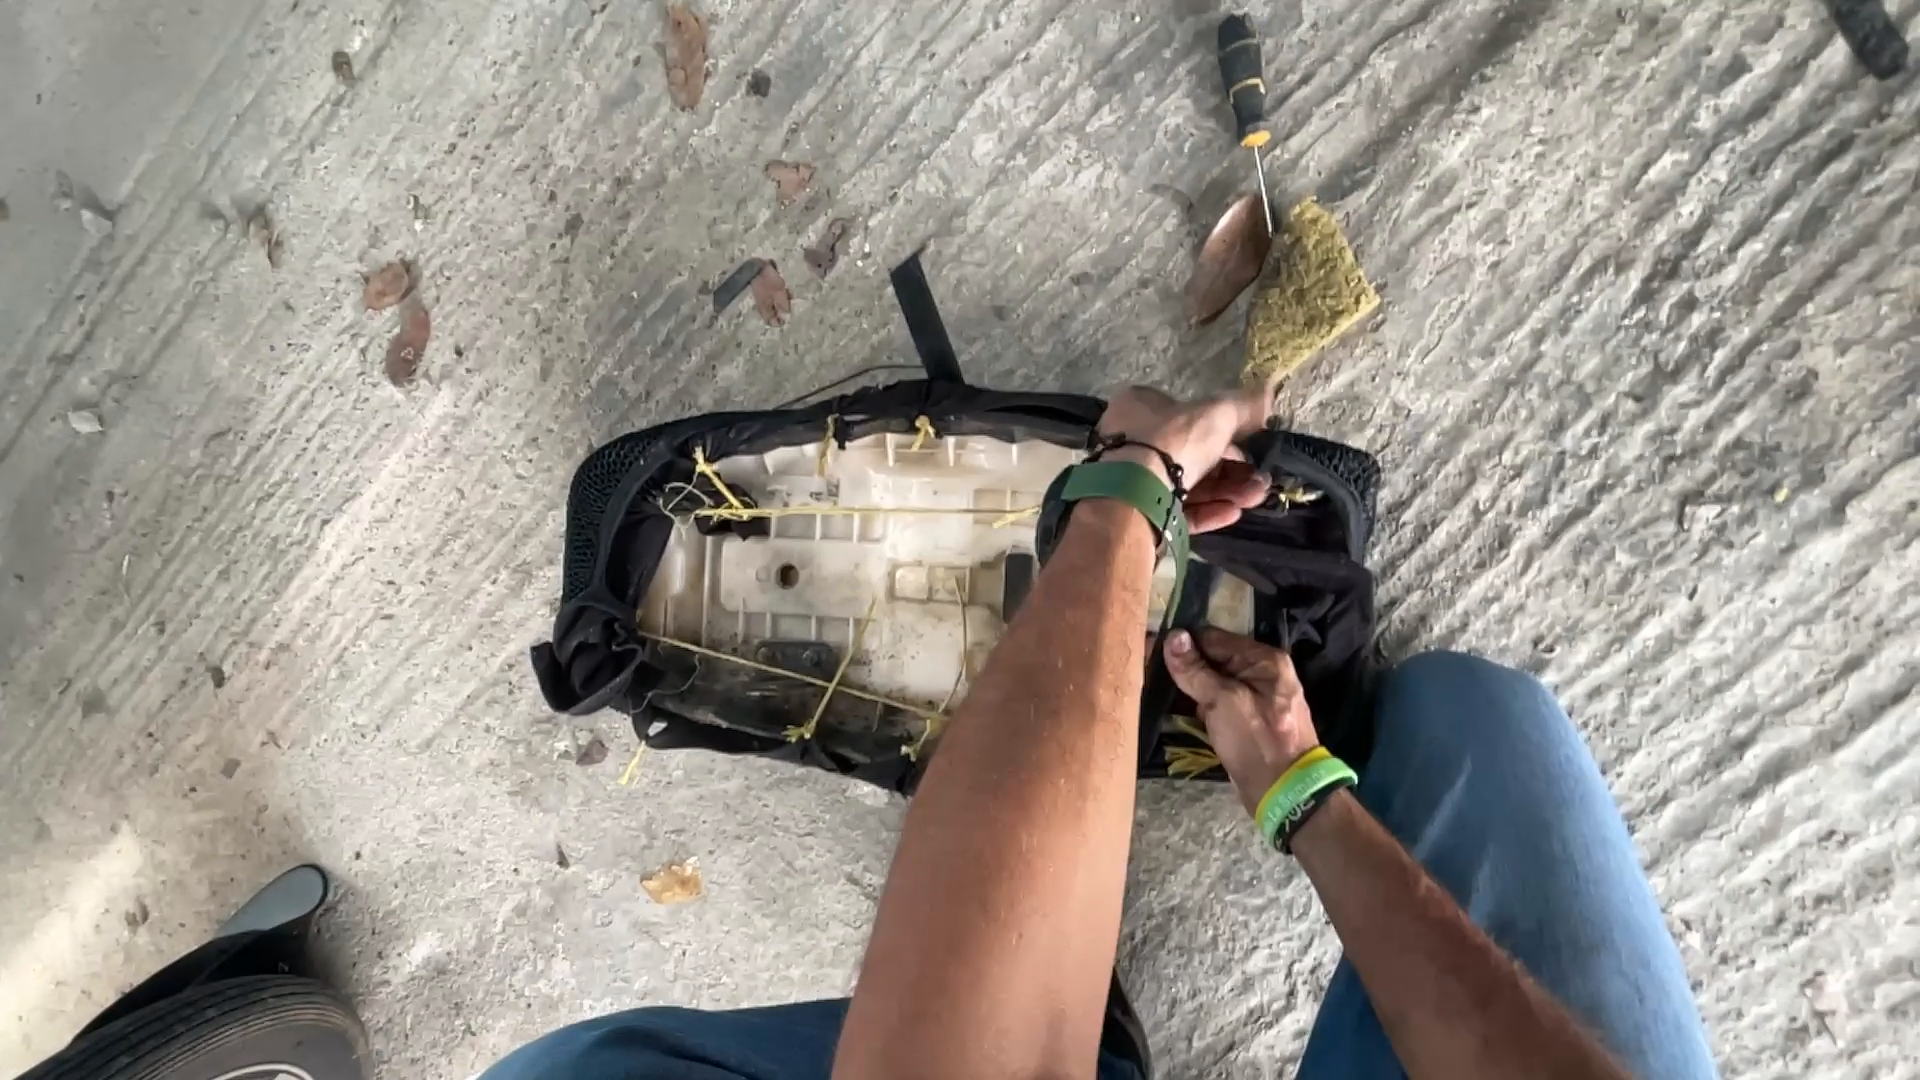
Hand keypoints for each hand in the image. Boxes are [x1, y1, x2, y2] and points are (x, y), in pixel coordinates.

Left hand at [1097, 386, 1270, 532]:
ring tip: (1254, 498)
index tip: (1249, 446)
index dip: (1222, 431)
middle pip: (1191, 454)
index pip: (1187, 416)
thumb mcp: (1216, 413)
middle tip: (1260, 480)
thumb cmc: (1172, 439)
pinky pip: (1175, 509)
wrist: (1134, 492)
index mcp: (1139, 407)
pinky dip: (1205, 510)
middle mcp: (1130, 440)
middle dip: (1232, 469)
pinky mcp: (1135, 510)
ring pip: (1186, 484)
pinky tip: (1233, 512)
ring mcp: (1130, 478)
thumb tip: (1269, 394)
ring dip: (1226, 491)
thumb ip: (1244, 406)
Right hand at [1163, 628, 1318, 815]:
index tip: (1150, 650)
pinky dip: (1202, 704)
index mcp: (1264, 659)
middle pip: (1214, 657)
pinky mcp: (1249, 717)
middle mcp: (1263, 671)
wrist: (1285, 794)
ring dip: (1191, 687)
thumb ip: (1195, 668)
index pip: (1212, 638)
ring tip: (1161, 690)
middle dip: (1185, 666)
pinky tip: (1184, 710)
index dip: (1182, 644)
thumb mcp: (1221, 701)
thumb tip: (1172, 636)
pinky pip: (1220, 700)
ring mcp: (1257, 695)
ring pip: (1214, 680)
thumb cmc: (1256, 741)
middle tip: (1150, 672)